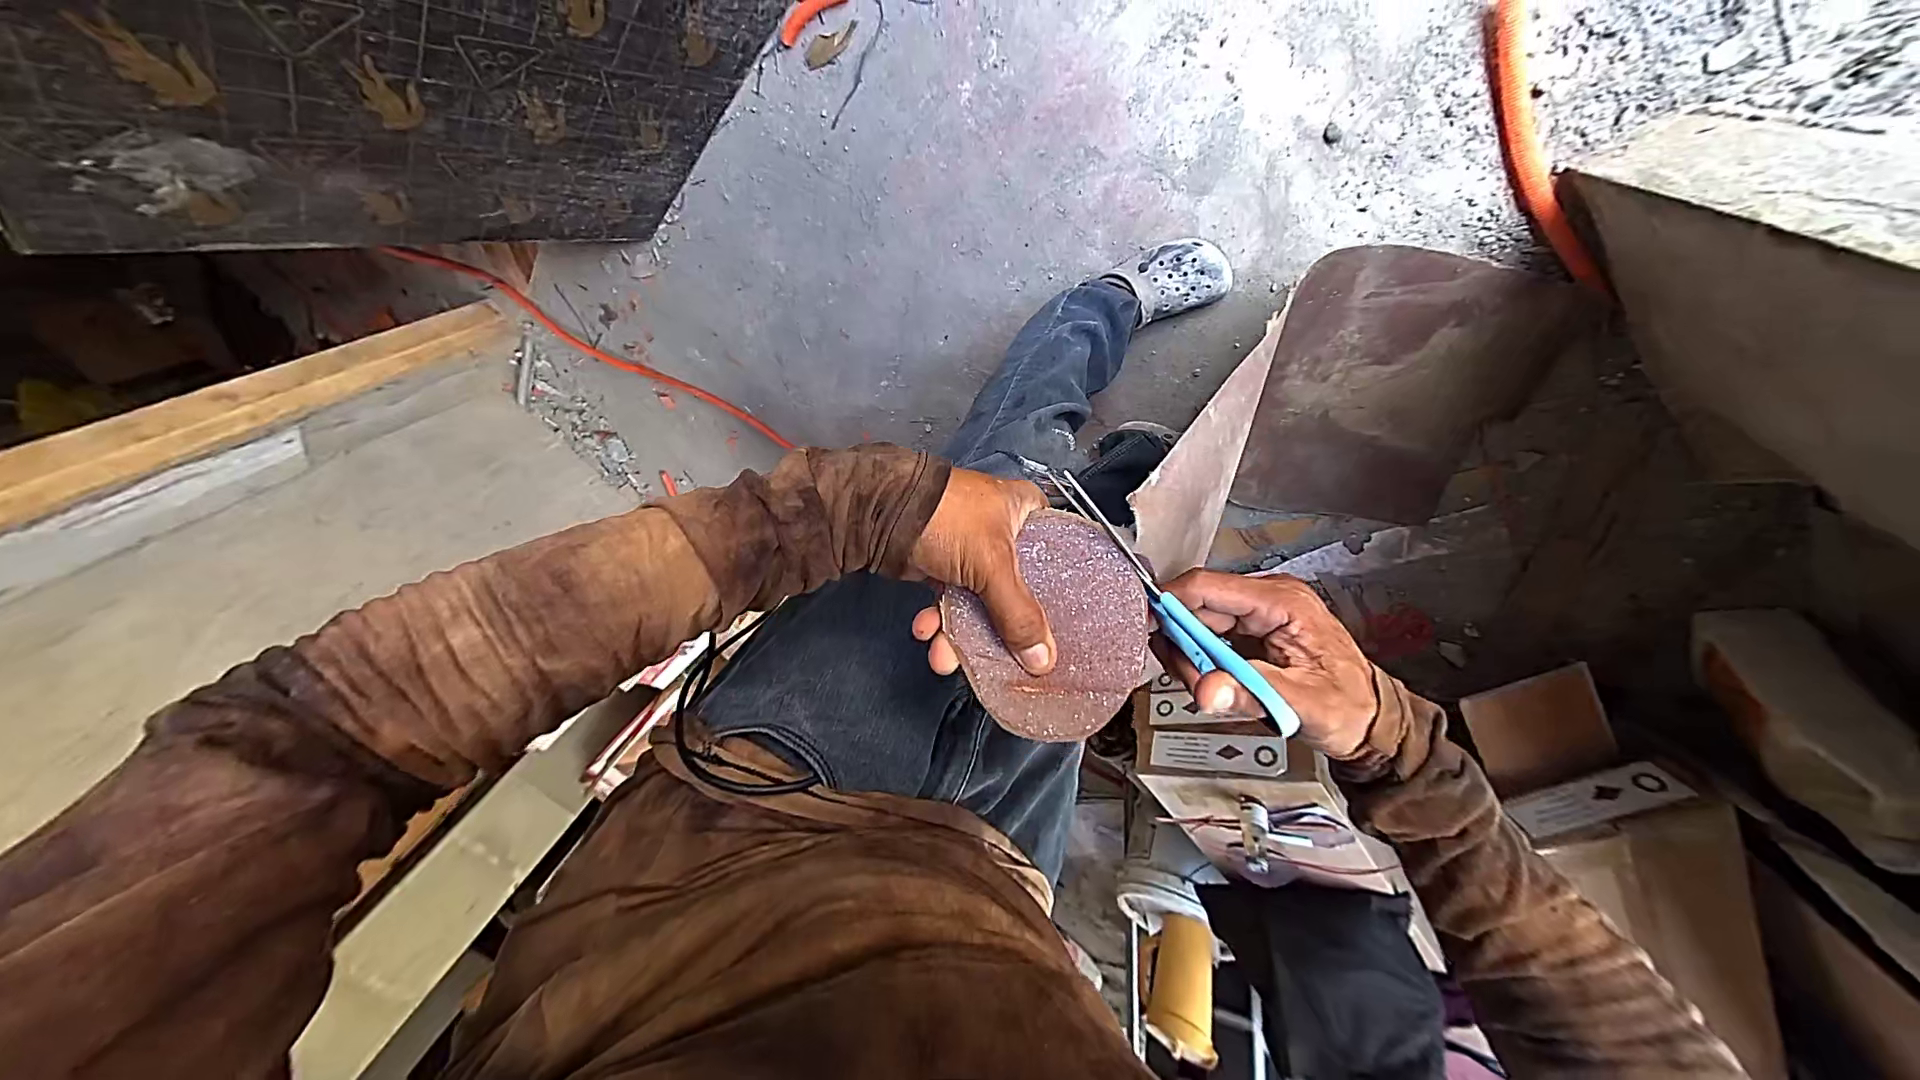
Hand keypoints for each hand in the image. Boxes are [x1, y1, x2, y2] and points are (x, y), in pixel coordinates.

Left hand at [907, 468, 1056, 675]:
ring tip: (947, 654)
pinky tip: (929, 631)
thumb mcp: (992, 564)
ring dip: (963, 634)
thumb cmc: (941, 512)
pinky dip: (941, 622)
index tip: (1053, 635)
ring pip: (982, 604)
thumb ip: (1019, 613)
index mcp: (1027, 513)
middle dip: (1002, 631)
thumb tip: (1041, 655)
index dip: (1056, 601)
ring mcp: (972, 550)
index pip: (1057, 562)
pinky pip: (953, 604)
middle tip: (1000, 657)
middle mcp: (1004, 531)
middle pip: (1018, 592)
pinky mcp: (944, 566)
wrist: (880, 512)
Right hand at [1153, 569, 1378, 758]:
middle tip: (1187, 677)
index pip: (1208, 586)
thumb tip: (1208, 689)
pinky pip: (1206, 633)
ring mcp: (1257, 612)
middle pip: (1196, 604)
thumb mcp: (1304, 705)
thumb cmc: (1350, 707)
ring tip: (1206, 685)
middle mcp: (1267, 598)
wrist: (1370, 720)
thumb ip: (1252, 694)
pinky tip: (1211, 678)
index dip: (1171, 604)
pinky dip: (1198, 656)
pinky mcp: (1249, 628)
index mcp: (1283, 602)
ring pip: (1196, 619)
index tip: (1150, 628)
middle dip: (1180, 641)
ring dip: (1188, 653)